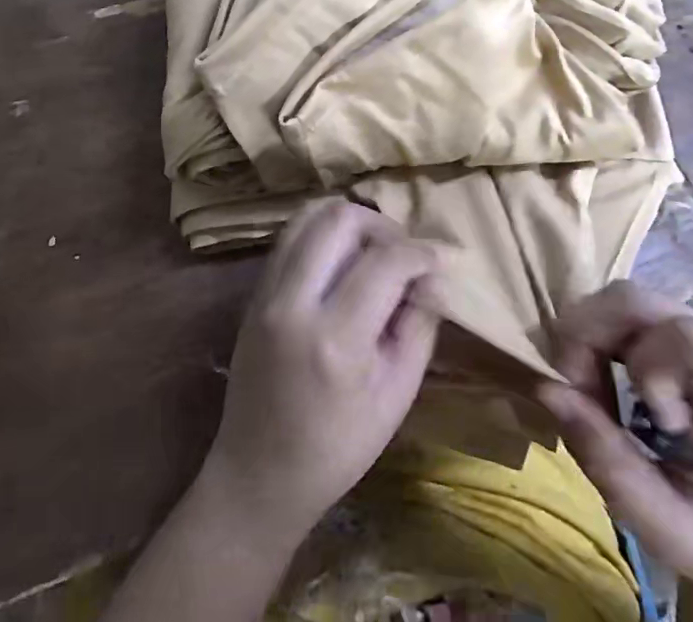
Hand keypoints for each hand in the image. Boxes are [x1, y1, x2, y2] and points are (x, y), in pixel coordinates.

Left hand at [202, 201, 440, 534]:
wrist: (258, 474)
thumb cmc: (338, 447)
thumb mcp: (397, 394)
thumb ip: (420, 326)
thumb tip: (434, 277)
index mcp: (336, 339)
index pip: (386, 261)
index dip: (422, 252)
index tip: (440, 262)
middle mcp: (293, 304)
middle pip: (339, 219)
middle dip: (383, 225)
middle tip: (403, 254)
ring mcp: (265, 295)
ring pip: (307, 216)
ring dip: (349, 223)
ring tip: (373, 252)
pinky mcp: (253, 295)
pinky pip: (289, 239)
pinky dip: (322, 235)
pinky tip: (343, 263)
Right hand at [539, 283, 692, 620]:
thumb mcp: (674, 535)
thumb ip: (611, 464)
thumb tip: (546, 388)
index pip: (690, 342)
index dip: (647, 374)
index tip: (647, 429)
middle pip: (650, 304)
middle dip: (592, 336)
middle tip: (577, 389)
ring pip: (641, 301)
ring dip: (597, 336)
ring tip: (593, 390)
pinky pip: (648, 317)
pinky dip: (612, 341)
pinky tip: (617, 385)